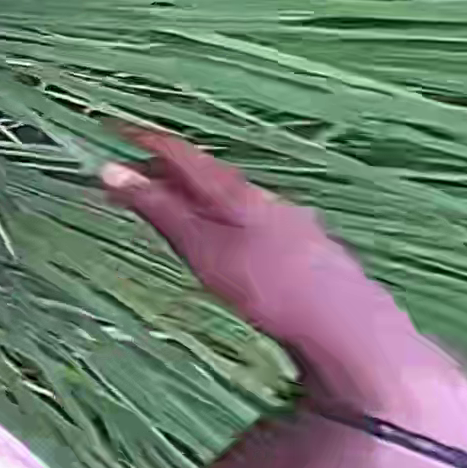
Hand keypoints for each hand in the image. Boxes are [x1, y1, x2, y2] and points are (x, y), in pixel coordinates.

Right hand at [102, 128, 466, 456]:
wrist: (357, 339)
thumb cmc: (266, 285)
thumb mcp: (197, 244)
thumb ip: (154, 205)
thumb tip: (108, 168)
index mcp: (235, 191)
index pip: (180, 153)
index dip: (143, 139)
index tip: (109, 128)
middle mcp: (262, 198)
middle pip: (200, 174)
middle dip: (157, 171)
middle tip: (119, 179)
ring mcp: (286, 223)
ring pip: (221, 197)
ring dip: (182, 195)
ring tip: (153, 207)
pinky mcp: (299, 248)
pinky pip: (239, 217)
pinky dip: (207, 215)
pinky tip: (204, 235)